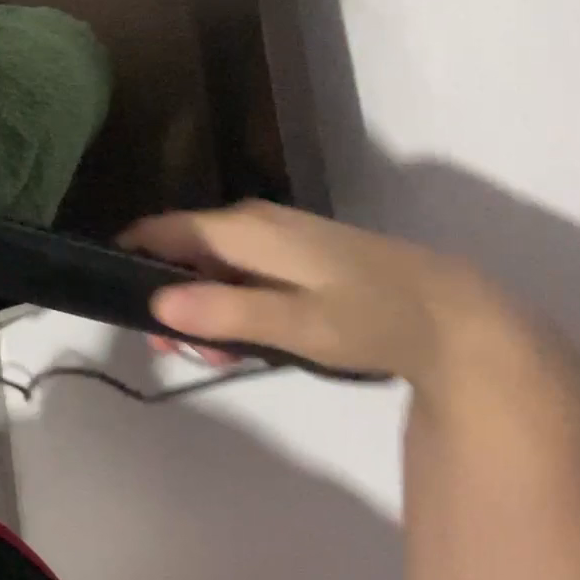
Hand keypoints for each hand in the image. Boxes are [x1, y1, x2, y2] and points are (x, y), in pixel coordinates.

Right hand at [119, 201, 511, 384]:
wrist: (465, 321)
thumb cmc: (375, 318)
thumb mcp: (299, 325)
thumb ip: (225, 312)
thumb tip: (156, 302)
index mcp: (244, 229)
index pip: (157, 231)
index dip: (126, 262)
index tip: (114, 304)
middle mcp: (251, 224)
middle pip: (178, 254)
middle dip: (164, 300)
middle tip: (169, 349)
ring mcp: (273, 240)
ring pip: (205, 270)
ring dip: (195, 311)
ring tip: (210, 356)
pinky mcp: (291, 260)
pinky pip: (235, 278)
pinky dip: (225, 309)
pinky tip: (240, 344)